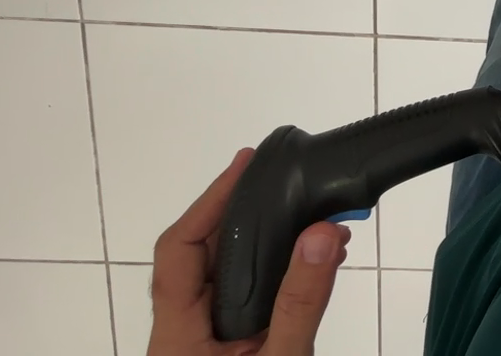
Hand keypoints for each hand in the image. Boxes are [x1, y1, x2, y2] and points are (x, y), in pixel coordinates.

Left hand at [147, 149, 351, 355]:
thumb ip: (301, 302)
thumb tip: (322, 229)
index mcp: (178, 339)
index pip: (179, 252)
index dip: (209, 202)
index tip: (247, 163)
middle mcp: (179, 339)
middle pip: (195, 258)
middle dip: (238, 212)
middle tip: (285, 178)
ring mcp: (199, 350)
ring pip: (219, 279)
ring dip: (257, 240)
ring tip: (305, 212)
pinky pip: (240, 299)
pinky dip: (272, 269)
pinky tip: (309, 262)